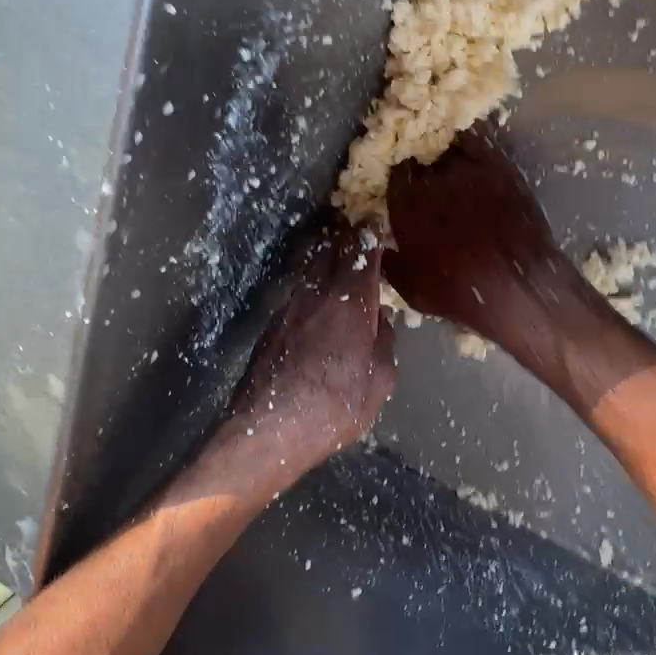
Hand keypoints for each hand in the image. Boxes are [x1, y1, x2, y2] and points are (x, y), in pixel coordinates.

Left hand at [226, 221, 396, 469]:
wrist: (271, 428)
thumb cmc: (336, 405)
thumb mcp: (380, 380)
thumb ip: (385, 345)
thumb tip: (381, 324)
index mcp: (351, 302)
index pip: (362, 254)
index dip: (370, 238)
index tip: (374, 227)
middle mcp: (317, 296)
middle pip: (330, 254)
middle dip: (344, 243)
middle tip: (355, 240)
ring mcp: (288, 310)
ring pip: (310, 275)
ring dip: (324, 267)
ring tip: (337, 269)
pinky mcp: (271, 329)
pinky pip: (297, 301)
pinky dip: (311, 296)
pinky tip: (317, 312)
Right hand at [383, 128, 571, 343]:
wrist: (513, 285)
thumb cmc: (457, 293)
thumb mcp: (411, 289)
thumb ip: (390, 262)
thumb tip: (380, 248)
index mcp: (405, 206)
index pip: (396, 177)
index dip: (402, 181)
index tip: (409, 187)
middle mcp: (430, 180)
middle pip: (422, 161)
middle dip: (425, 168)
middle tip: (434, 180)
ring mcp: (466, 169)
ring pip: (449, 148)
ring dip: (447, 153)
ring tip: (453, 163)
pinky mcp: (498, 165)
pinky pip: (478, 138)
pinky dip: (471, 137)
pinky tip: (471, 142)